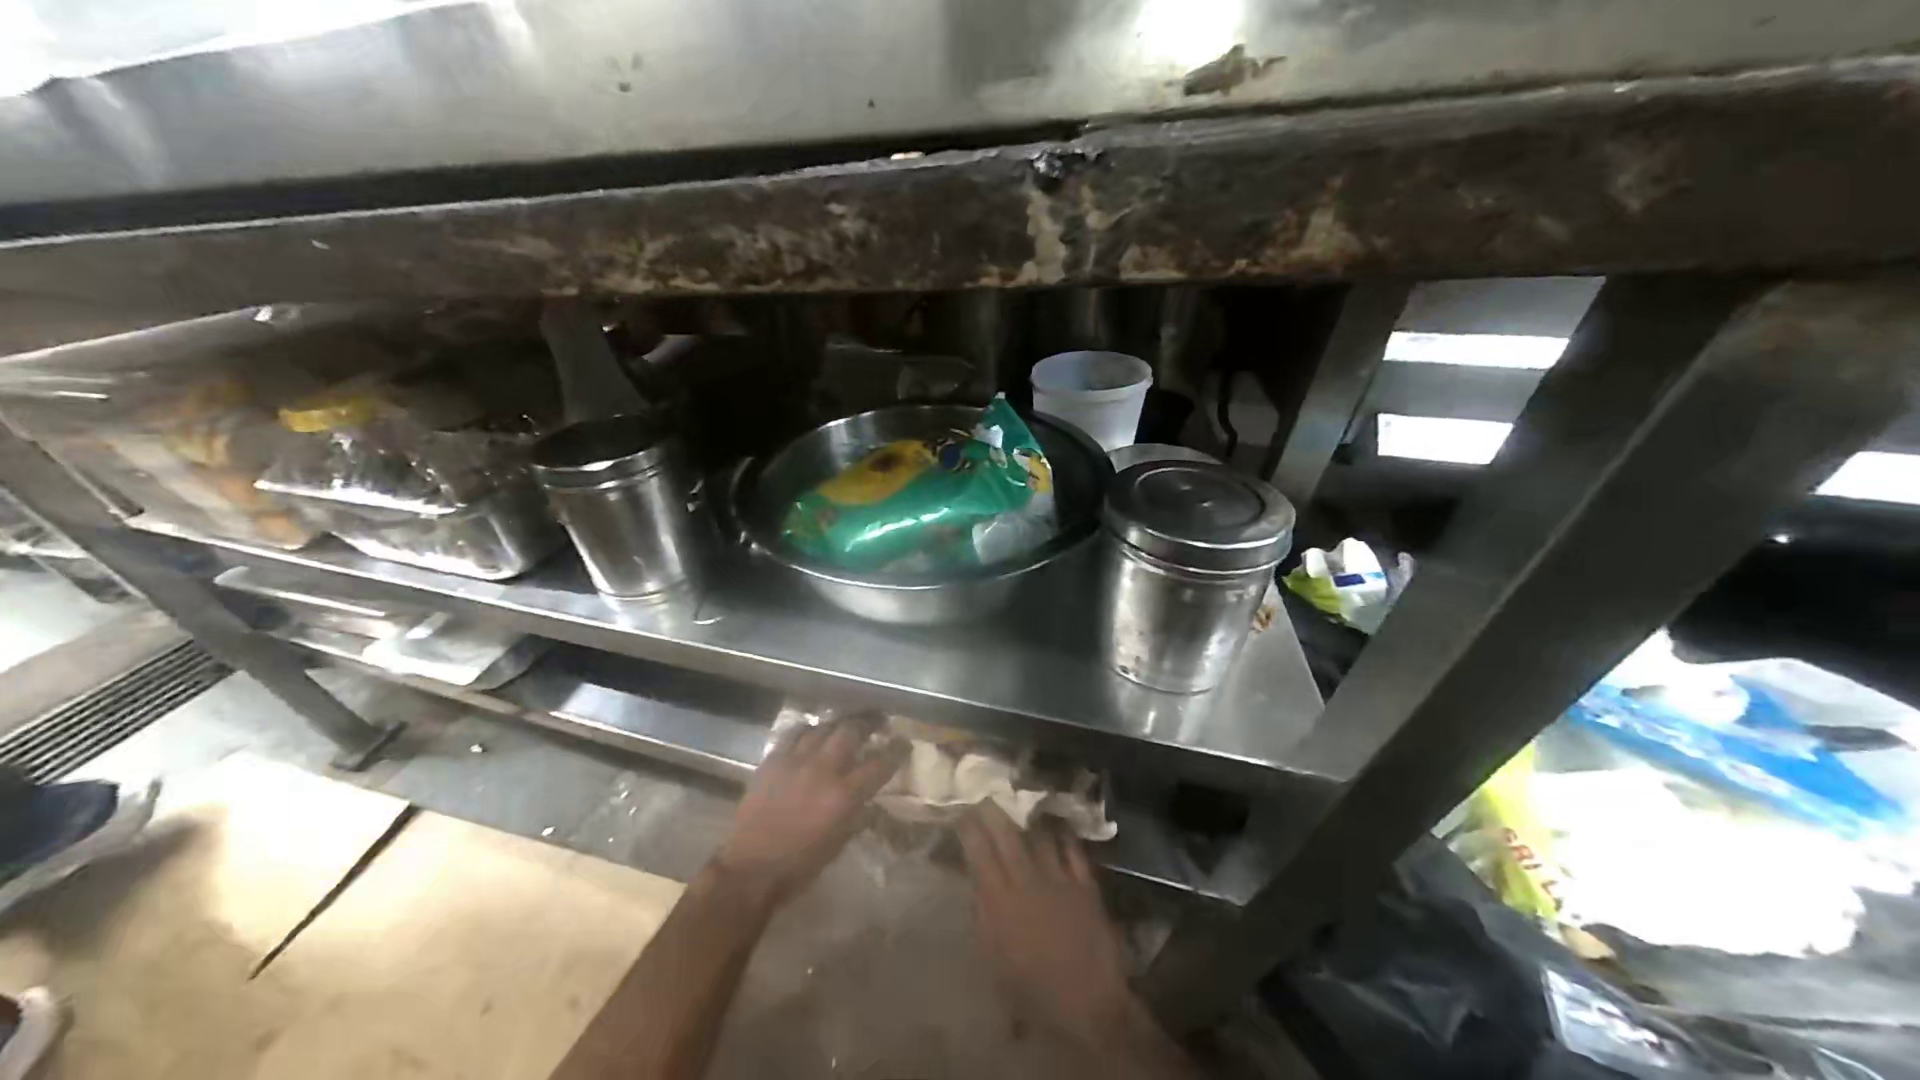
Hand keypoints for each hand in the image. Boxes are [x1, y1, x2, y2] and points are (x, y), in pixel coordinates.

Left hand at [712, 718, 907, 905]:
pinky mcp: (772, 760)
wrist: (751, 868)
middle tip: (877, 720)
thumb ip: (858, 817)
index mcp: (844, 795)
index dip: (896, 749)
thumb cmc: (800, 865)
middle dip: (868, 722)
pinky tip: (812, 732)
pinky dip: (808, 730)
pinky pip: (794, 734)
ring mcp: (795, 761)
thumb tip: (871, 803)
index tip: (904, 742)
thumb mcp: (839, 843)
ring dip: (838, 723)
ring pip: (822, 727)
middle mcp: (823, 770)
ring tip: (845, 723)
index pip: (880, 763)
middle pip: (851, 731)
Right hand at [957, 804, 1141, 1046]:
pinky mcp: (1086, 886)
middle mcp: (1027, 882)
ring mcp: (1059, 880)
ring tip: (1022, 808)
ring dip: (1028, 821)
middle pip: (1007, 835)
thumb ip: (984, 918)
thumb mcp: (995, 961)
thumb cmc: (1033, 994)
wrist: (1089, 1007)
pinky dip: (1063, 838)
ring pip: (1040, 837)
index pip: (979, 853)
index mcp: (1000, 902)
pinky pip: (1073, 851)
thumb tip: (977, 884)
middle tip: (985, 797)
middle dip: (993, 812)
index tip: (961, 811)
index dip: (969, 828)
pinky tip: (1058, 830)